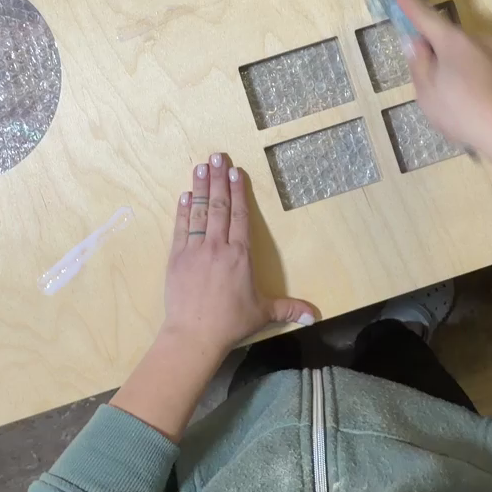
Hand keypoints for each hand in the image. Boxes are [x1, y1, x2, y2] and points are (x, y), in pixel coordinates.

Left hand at [162, 152, 319, 353]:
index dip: (238, 192)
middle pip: (219, 206)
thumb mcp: (263, 313)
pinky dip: (183, 210)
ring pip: (199, 212)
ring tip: (201, 166)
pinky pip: (181, 228)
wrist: (194, 335)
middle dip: (218, 179)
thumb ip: (288, 309)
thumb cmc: (230, 323)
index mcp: (240, 255)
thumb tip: (315, 316)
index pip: (239, 216)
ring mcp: (195, 250)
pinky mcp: (177, 257)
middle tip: (217, 156)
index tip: (236, 172)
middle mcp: (218, 246)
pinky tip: (185, 194)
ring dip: (200, 187)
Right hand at [393, 0, 491, 227]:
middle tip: (429, 83)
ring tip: (456, 105)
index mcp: (453, 42)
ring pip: (469, 58)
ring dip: (457, 72)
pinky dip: (476, 84)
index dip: (409, 4)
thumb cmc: (463, 112)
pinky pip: (486, 72)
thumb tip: (416, 42)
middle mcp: (479, 41)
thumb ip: (420, 65)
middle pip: (449, 41)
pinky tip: (477, 108)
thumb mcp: (428, 93)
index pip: (425, 17)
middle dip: (436, 54)